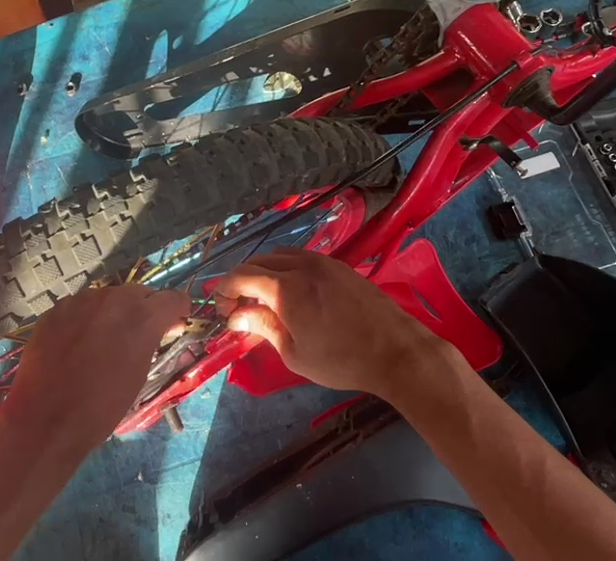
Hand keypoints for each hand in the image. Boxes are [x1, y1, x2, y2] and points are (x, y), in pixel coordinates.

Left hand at [0, 283, 189, 454]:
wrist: (45, 420)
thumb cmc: (101, 407)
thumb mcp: (139, 375)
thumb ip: (150, 342)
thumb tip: (157, 330)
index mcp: (142, 316)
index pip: (173, 298)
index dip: (177, 310)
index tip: (175, 323)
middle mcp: (114, 298)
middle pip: (140, 293)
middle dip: (144, 310)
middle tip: (137, 336)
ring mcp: (82, 300)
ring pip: (108, 297)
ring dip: (113, 313)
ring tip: (103, 341)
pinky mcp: (56, 308)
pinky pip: (80, 307)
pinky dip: (85, 319)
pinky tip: (76, 344)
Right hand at [210, 248, 453, 400]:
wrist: (396, 349)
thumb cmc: (342, 360)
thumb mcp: (295, 353)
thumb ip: (263, 327)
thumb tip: (236, 316)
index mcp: (285, 287)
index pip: (242, 275)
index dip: (224, 289)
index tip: (220, 309)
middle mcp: (301, 264)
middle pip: (259, 260)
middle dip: (241, 279)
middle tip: (237, 306)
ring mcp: (322, 261)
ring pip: (280, 255)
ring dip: (263, 270)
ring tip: (261, 298)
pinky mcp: (339, 265)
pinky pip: (301, 257)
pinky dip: (284, 268)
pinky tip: (289, 291)